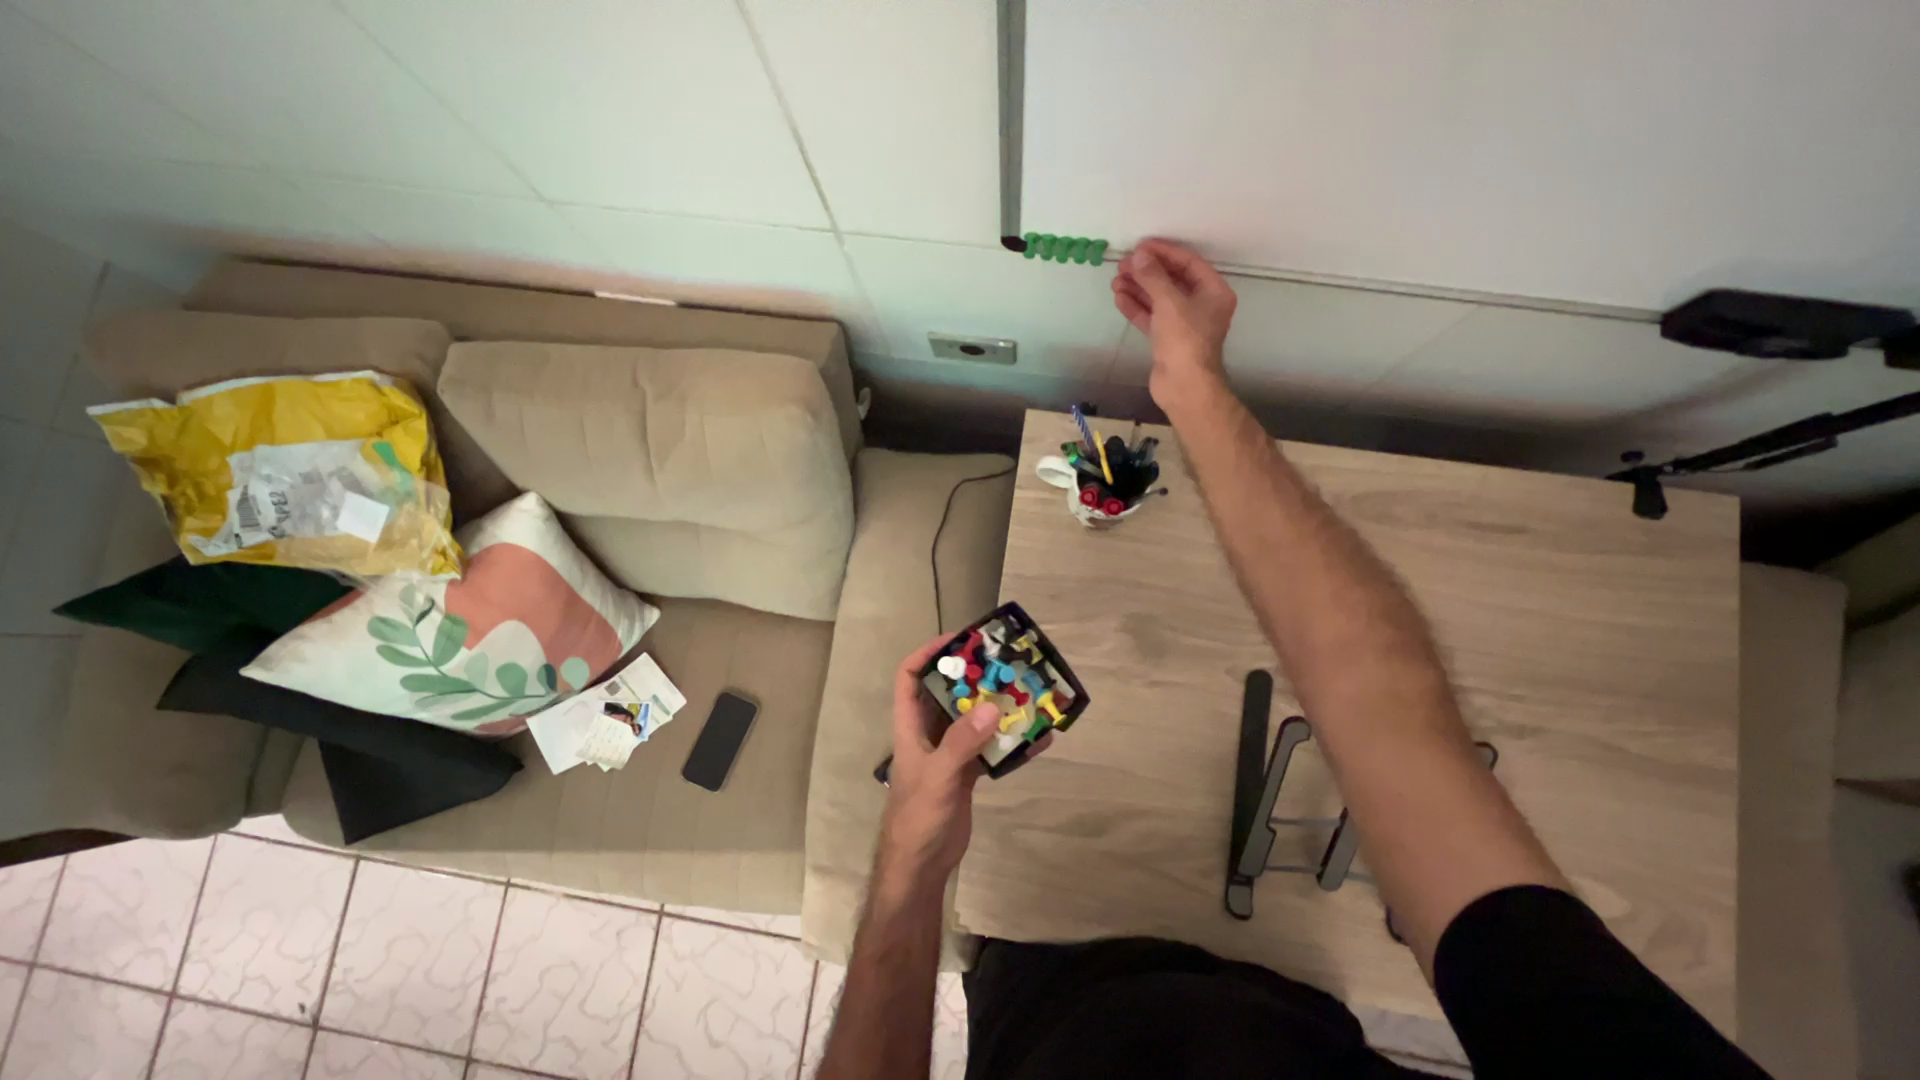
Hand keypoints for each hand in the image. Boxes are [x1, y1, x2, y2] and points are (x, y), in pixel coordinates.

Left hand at [876, 637, 1047, 889]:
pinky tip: (1038, 739)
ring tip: (1027, 691)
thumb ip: (962, 742)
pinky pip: (990, 749)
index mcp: (910, 727)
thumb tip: (990, 707)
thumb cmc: (917, 816)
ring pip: (972, 719)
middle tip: (1004, 661)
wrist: (921, 865)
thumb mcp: (938, 776)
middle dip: (973, 676)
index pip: (910, 677)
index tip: (958, 639)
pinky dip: (1011, 743)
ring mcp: (949, 753)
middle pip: (947, 694)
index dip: (927, 654)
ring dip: (996, 707)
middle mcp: (929, 734)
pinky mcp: (966, 774)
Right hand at [1110, 238, 1237, 409]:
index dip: (1164, 252)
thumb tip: (1139, 256)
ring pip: (1159, 299)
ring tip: (1116, 280)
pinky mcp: (1168, 339)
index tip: (1140, 247)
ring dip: (1138, 288)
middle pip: (1172, 280)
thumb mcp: (1169, 302)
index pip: (1188, 263)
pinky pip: (1152, 316)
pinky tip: (1119, 298)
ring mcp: (1184, 323)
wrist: (1184, 386)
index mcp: (1213, 292)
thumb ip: (1153, 276)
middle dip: (1147, 272)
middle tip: (1123, 265)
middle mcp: (1201, 305)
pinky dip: (1137, 307)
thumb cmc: (1185, 340)